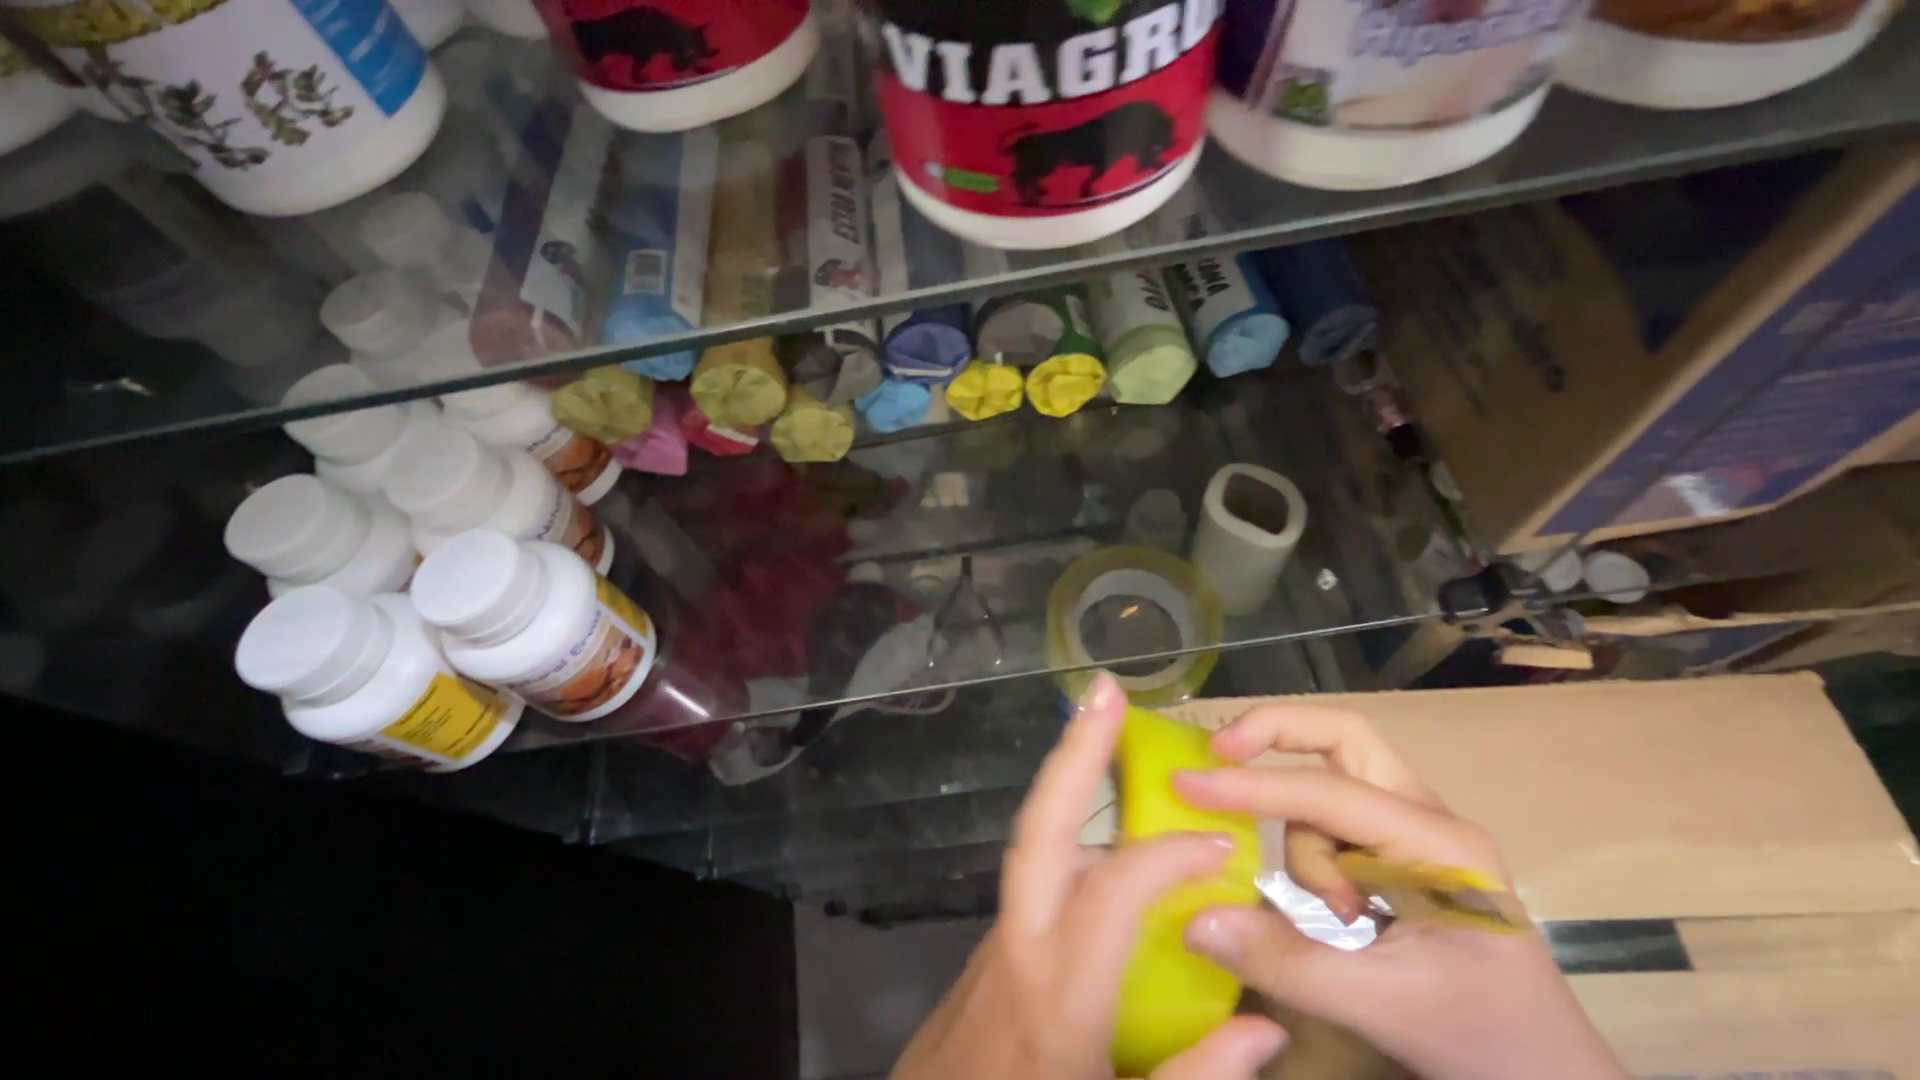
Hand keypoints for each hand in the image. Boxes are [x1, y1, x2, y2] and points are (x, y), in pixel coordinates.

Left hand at [891, 672, 1286, 1079]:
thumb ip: (1195, 1079)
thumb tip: (1265, 1028)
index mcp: (1057, 991)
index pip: (1113, 891)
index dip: (1169, 857)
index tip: (1222, 847)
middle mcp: (1018, 944)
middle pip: (1039, 829)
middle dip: (1073, 754)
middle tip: (1103, 691)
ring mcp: (994, 938)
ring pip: (1032, 844)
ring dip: (1067, 782)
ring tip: (1107, 732)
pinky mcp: (989, 946)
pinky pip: (1034, 876)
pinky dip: (1067, 834)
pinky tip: (1101, 834)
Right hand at [1172, 705, 1627, 1079]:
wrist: (1548, 1079)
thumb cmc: (1483, 1038)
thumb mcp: (1383, 1005)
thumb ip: (1285, 961)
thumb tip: (1193, 918)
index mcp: (1439, 843)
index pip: (1327, 794)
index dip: (1250, 787)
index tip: (1184, 783)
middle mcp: (1428, 819)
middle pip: (1343, 738)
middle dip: (1275, 735)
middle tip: (1218, 755)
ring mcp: (1415, 835)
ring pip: (1330, 789)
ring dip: (1306, 836)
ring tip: (1338, 916)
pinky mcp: (1399, 857)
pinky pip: (1334, 827)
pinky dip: (1316, 854)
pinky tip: (1342, 914)